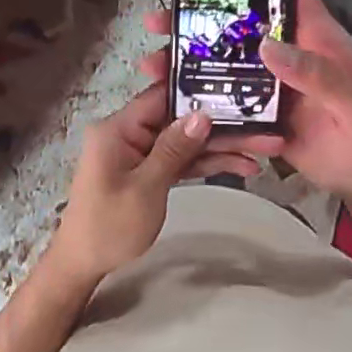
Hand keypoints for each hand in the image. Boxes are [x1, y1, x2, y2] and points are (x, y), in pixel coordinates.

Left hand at [49, 85, 262, 285]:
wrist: (83, 263)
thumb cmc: (109, 226)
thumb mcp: (145, 188)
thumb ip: (174, 149)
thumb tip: (201, 114)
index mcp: (117, 128)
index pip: (161, 97)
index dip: (198, 90)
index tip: (238, 88)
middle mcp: (127, 133)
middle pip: (179, 119)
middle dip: (221, 124)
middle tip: (267, 130)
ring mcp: (137, 152)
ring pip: (184, 140)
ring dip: (221, 146)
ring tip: (267, 149)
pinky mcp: (146, 171)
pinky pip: (179, 159)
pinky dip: (205, 164)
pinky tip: (240, 165)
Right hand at [141, 0, 351, 205]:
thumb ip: (318, 75)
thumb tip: (267, 46)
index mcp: (317, 42)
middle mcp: (287, 56)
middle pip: (239, 29)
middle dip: (199, 21)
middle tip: (159, 21)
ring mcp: (268, 84)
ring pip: (223, 63)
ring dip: (188, 61)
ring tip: (152, 64)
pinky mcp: (255, 112)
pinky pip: (223, 99)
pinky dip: (198, 96)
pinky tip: (169, 98)